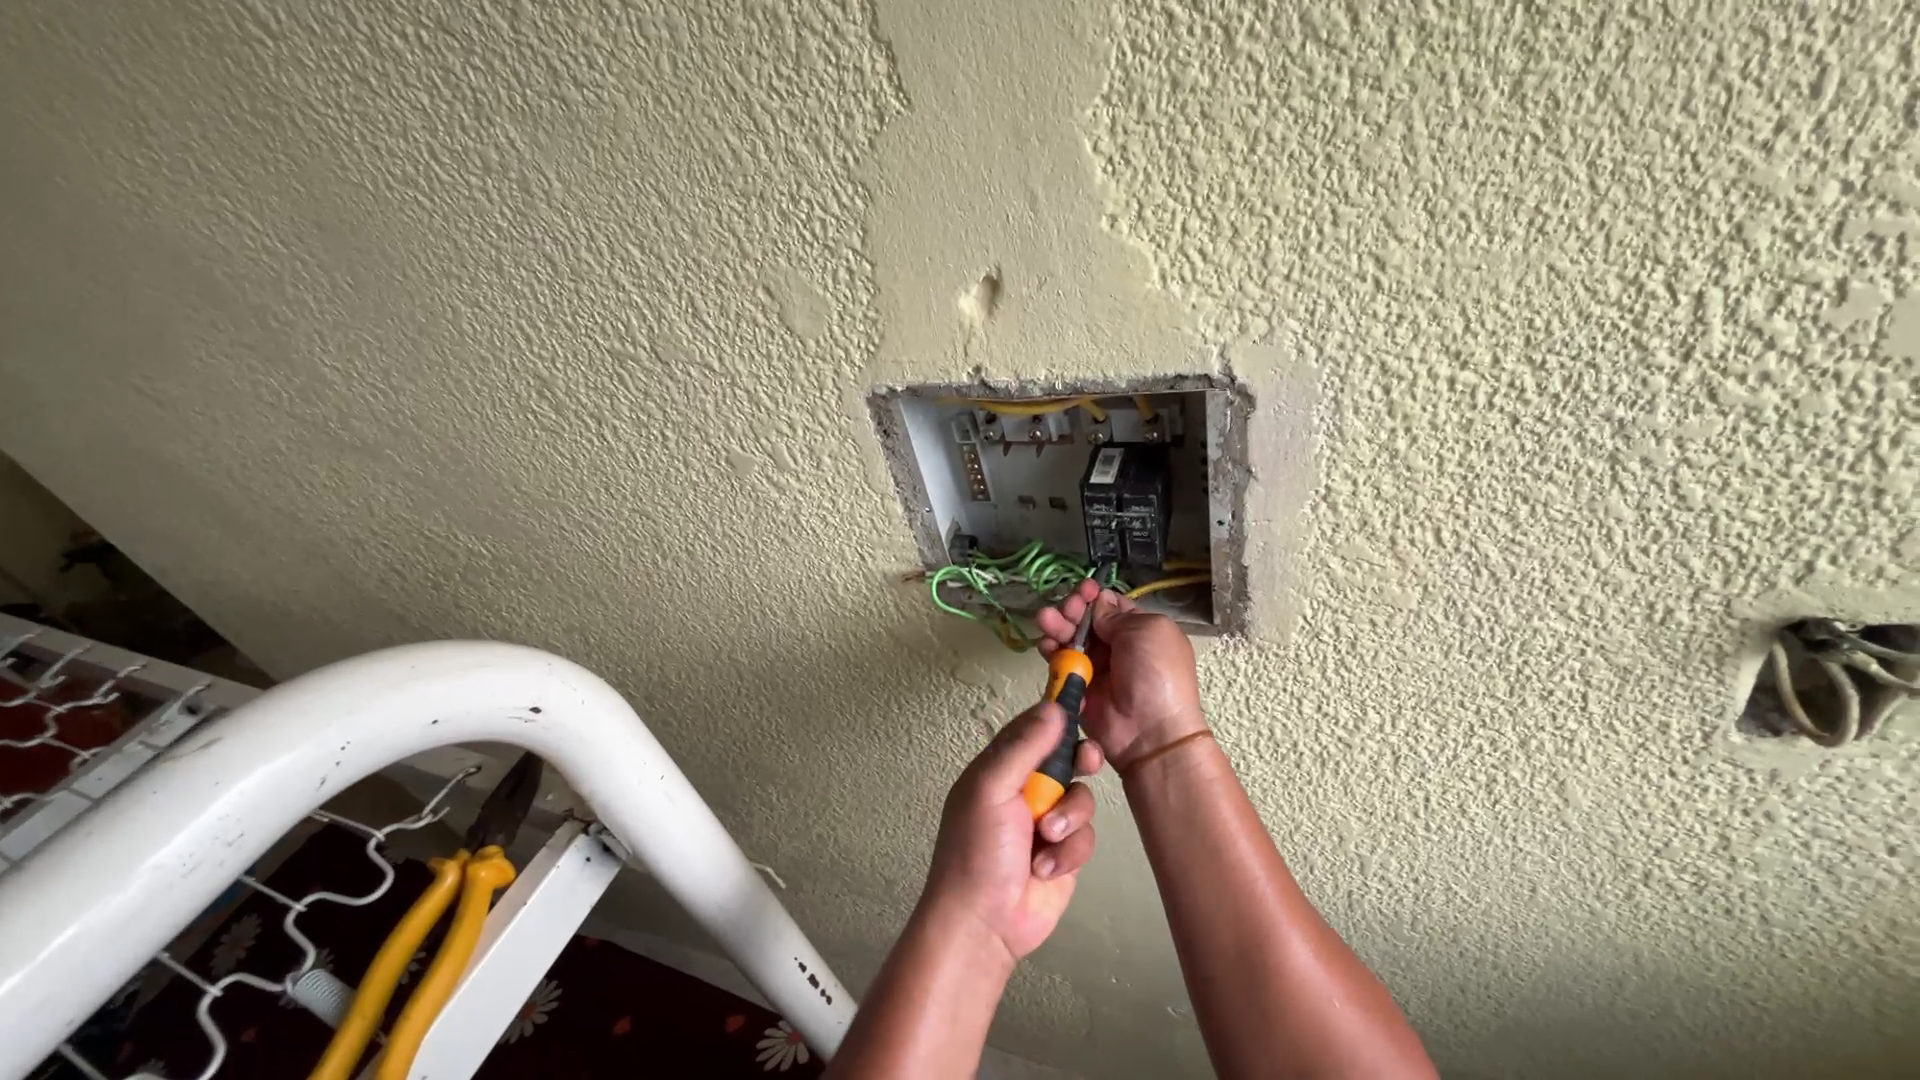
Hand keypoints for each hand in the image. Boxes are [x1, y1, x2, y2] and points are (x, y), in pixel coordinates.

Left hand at [922, 703, 1101, 962]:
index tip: (1082, 699)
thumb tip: (1052, 706)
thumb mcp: (992, 789)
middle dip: (1079, 760)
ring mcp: (1046, 820)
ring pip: (1082, 797)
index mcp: (999, 767)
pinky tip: (1046, 868)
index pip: (1033, 727)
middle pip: (1066, 757)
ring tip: (1047, 838)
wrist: (984, 925)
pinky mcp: (1064, 851)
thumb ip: (1023, 747)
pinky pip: (1086, 835)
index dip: (1057, 714)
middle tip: (1086, 761)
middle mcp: (1024, 788)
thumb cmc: (977, 852)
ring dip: (1069, 818)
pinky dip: (1070, 851)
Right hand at [1036, 579, 1205, 769]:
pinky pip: (1058, 662)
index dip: (1094, 596)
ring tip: (1047, 620)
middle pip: (1085, 618)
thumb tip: (1098, 602)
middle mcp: (1115, 644)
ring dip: (1056, 625)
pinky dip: (1050, 649)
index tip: (1083, 590)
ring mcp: (1094, 665)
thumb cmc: (1156, 673)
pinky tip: (1046, 644)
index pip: (1109, 604)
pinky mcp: (1076, 684)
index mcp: (1139, 628)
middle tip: (1066, 610)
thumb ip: (1116, 615)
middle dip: (1072, 608)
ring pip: (1068, 636)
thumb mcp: (1147, 631)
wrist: (1149, 730)